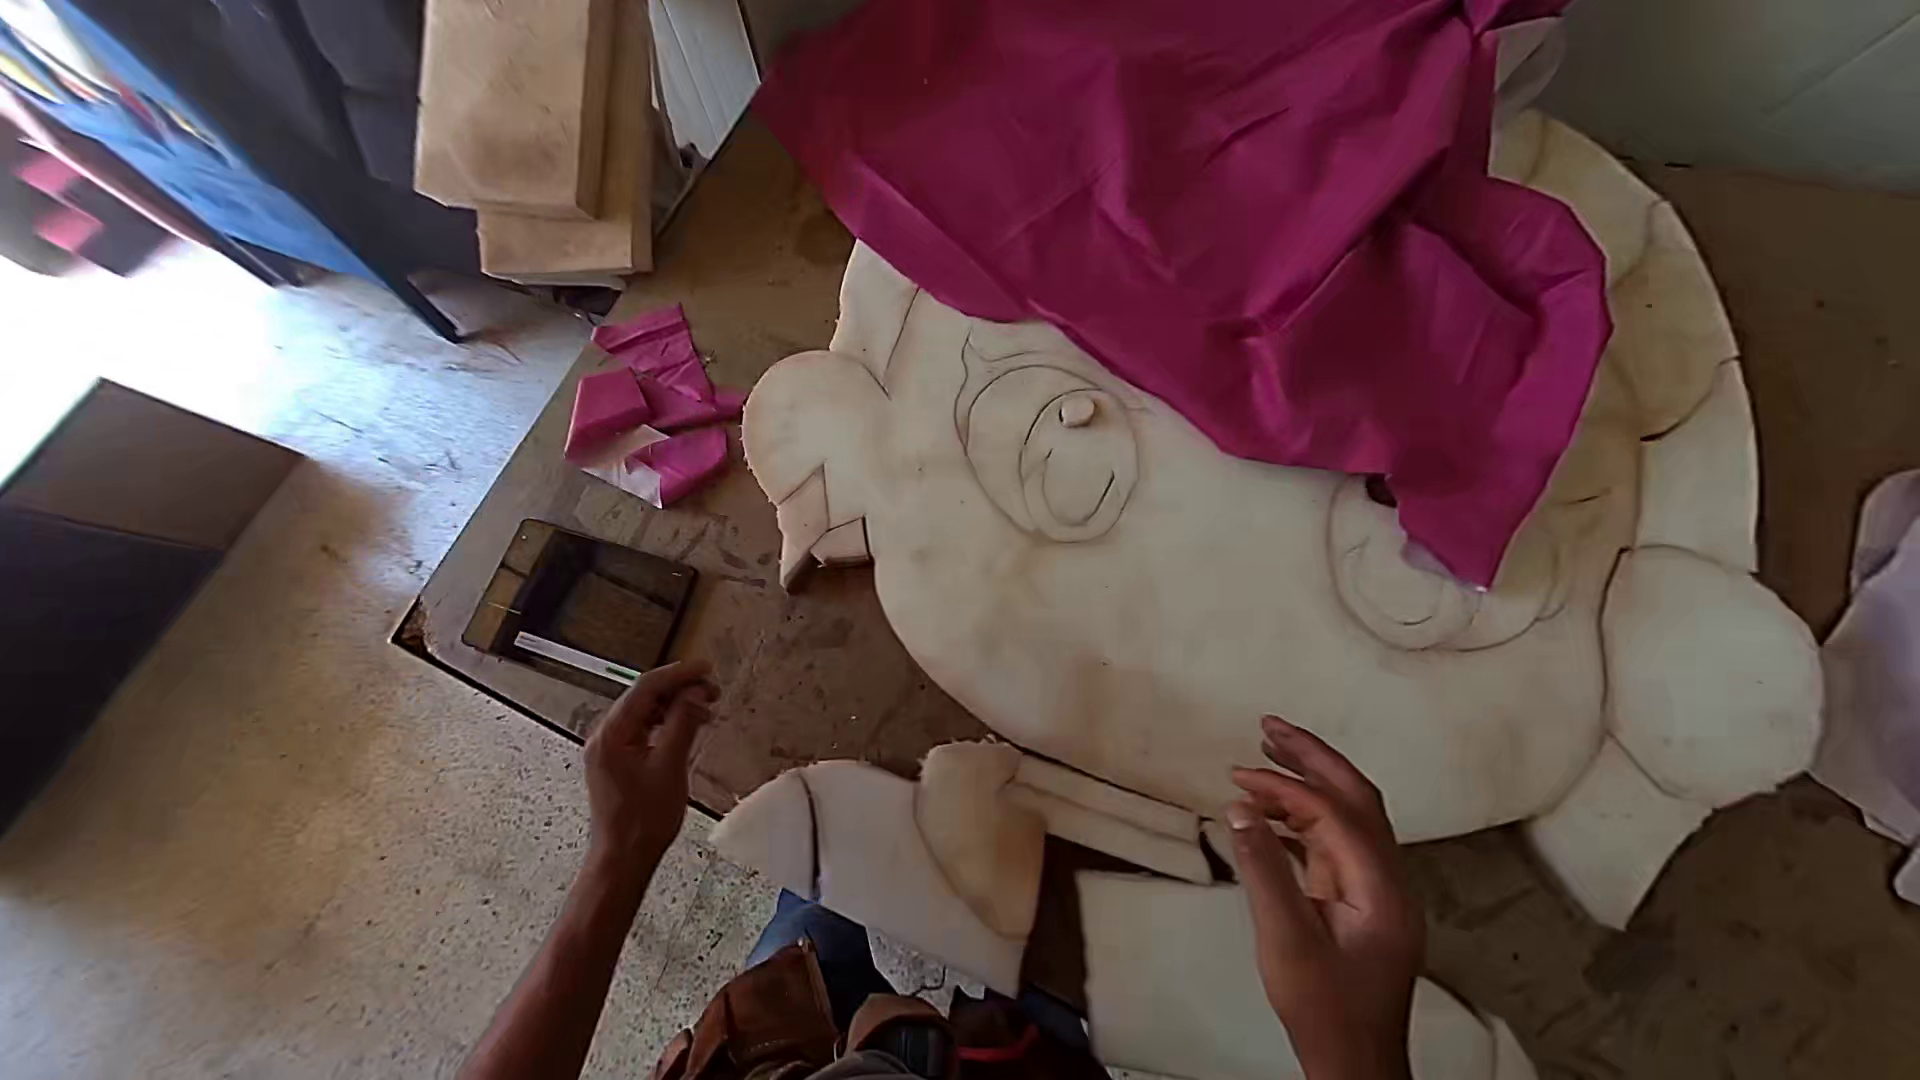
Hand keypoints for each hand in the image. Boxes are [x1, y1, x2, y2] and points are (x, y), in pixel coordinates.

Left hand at [582, 659, 718, 881]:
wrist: (624, 859)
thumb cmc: (644, 819)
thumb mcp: (670, 766)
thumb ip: (682, 723)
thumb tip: (696, 692)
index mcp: (611, 734)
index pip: (646, 688)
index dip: (679, 674)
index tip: (707, 669)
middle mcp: (605, 735)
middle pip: (645, 695)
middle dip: (681, 687)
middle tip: (713, 690)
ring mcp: (611, 747)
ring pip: (646, 709)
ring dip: (677, 703)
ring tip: (707, 706)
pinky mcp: (620, 758)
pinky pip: (645, 726)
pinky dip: (669, 720)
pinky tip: (690, 724)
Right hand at [1226, 716, 1423, 1079]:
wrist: (1353, 1062)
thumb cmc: (1321, 1004)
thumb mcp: (1285, 938)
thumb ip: (1262, 868)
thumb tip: (1239, 806)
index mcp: (1381, 887)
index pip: (1334, 814)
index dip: (1285, 787)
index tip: (1237, 777)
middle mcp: (1388, 876)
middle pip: (1355, 796)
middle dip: (1312, 755)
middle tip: (1268, 723)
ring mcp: (1375, 884)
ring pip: (1347, 811)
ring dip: (1308, 776)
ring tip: (1266, 747)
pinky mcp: (1357, 893)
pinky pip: (1331, 835)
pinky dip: (1301, 810)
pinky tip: (1269, 805)